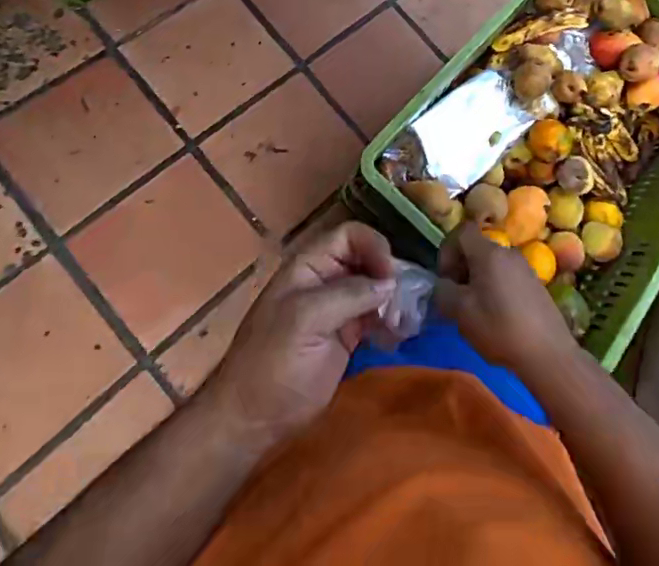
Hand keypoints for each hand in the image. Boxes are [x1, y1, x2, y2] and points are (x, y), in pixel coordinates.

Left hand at [205, 222, 397, 444]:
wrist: (252, 422)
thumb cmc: (271, 364)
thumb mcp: (304, 320)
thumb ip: (348, 294)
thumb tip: (390, 282)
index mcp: (309, 266)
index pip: (350, 235)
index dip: (374, 246)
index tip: (391, 274)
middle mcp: (326, 280)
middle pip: (368, 259)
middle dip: (390, 275)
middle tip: (405, 302)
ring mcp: (338, 309)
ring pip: (376, 288)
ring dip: (395, 299)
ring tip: (406, 323)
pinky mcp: (348, 336)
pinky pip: (377, 316)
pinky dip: (393, 320)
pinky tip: (401, 334)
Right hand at [434, 223, 576, 378]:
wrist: (548, 353)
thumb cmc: (499, 327)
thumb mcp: (460, 312)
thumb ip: (443, 291)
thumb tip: (444, 285)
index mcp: (488, 252)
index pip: (462, 231)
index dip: (446, 250)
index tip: (445, 278)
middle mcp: (508, 252)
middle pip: (476, 248)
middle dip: (460, 269)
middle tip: (455, 298)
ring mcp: (525, 268)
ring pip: (491, 265)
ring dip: (476, 281)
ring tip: (474, 311)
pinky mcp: (535, 285)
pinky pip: (506, 277)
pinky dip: (494, 289)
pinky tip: (496, 318)